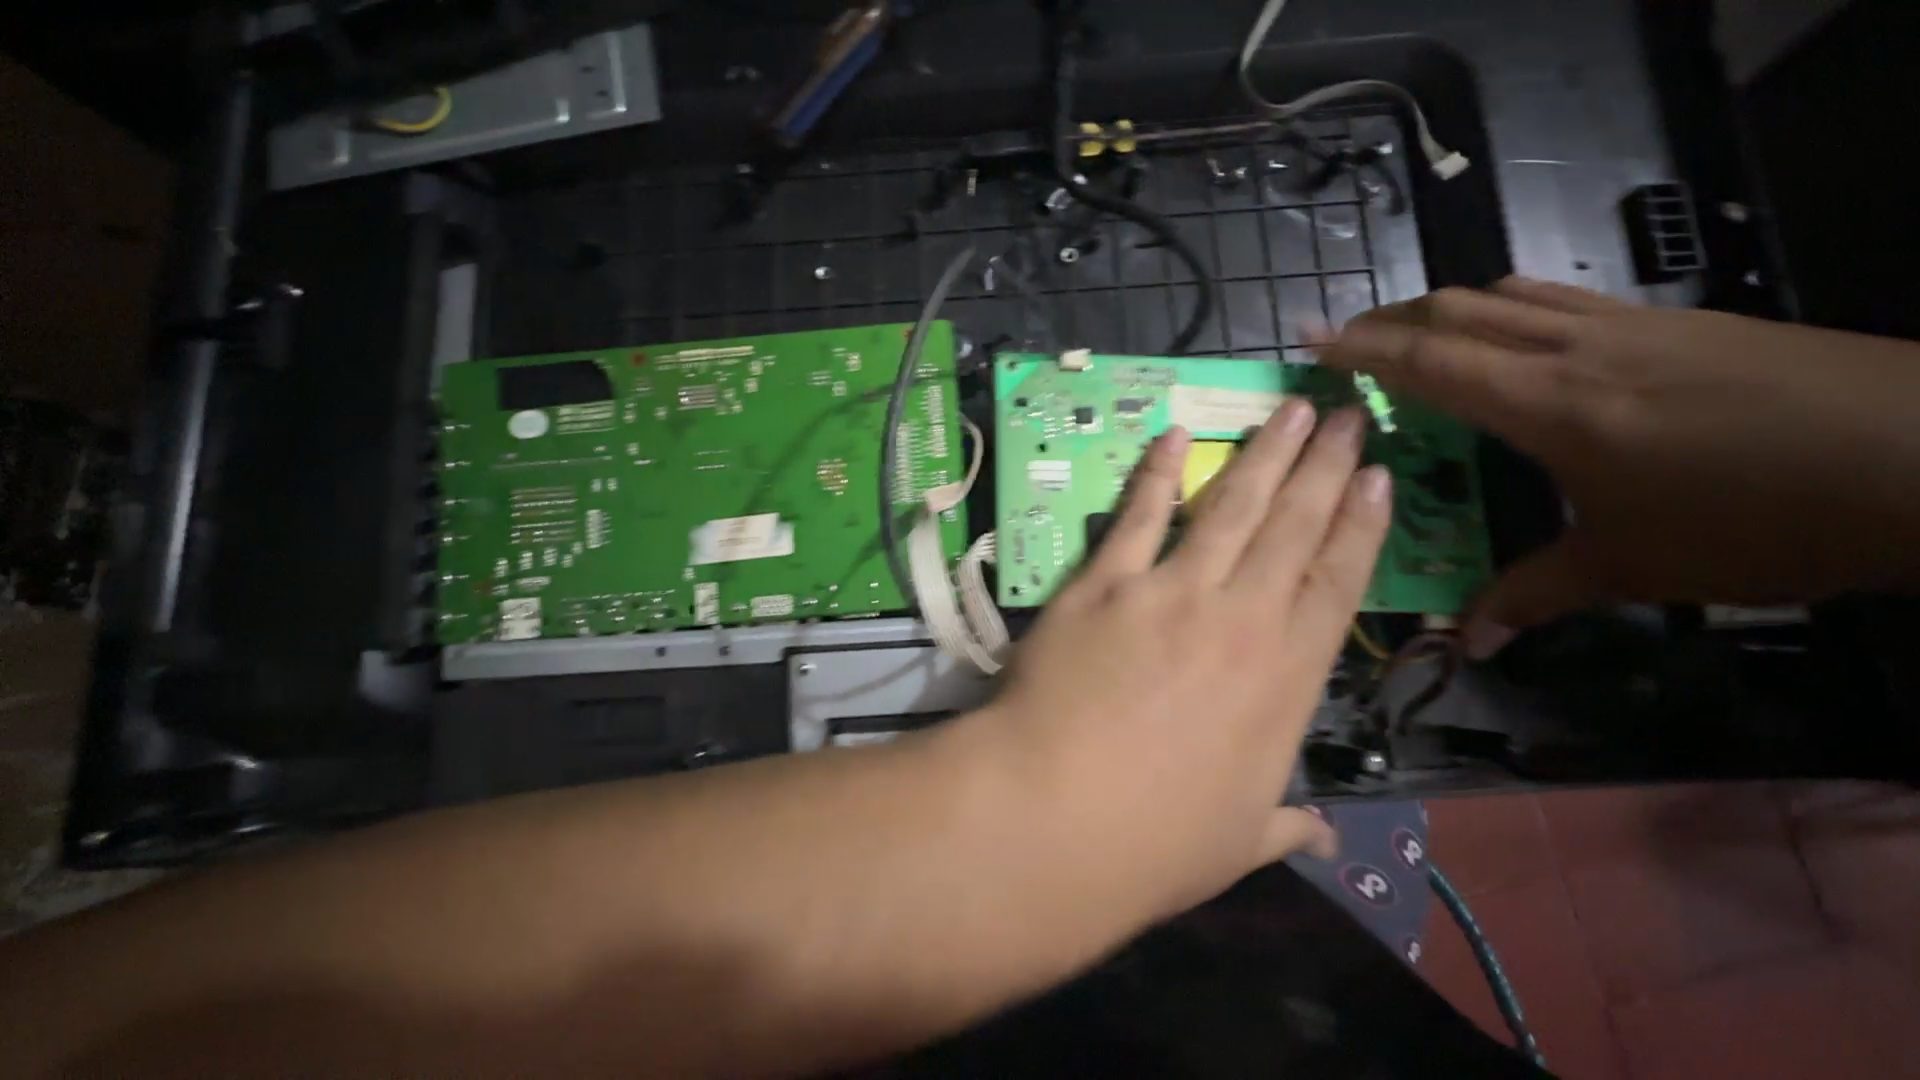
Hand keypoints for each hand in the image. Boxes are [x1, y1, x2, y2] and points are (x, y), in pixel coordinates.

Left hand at [959, 404, 1390, 921]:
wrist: (1054, 814)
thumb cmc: (1157, 841)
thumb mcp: (1239, 842)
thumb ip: (1285, 826)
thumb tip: (1323, 842)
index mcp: (1287, 679)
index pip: (1338, 583)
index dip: (1362, 525)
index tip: (1380, 476)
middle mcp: (1239, 618)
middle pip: (1294, 526)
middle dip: (1326, 465)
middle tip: (1350, 413)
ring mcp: (1168, 592)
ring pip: (1230, 506)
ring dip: (1264, 453)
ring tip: (1293, 408)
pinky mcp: (1101, 584)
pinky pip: (1137, 515)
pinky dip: (1156, 473)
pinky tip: (1174, 435)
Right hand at [1319, 277, 1919, 656]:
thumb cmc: (1758, 518)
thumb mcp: (1632, 566)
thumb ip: (1534, 594)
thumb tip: (1467, 645)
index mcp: (1549, 405)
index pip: (1431, 360)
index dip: (1362, 348)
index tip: (1310, 340)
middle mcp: (1576, 349)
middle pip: (1456, 309)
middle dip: (1388, 318)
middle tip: (1346, 342)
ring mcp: (1628, 324)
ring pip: (1507, 293)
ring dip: (1446, 308)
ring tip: (1415, 337)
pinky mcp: (1673, 321)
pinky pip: (1560, 299)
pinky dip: (1508, 308)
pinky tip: (1515, 339)